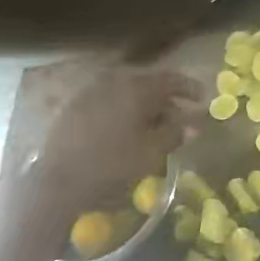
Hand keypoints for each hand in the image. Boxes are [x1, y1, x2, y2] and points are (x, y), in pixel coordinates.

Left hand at [24, 66, 200, 226]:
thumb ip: (174, 134)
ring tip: (152, 124)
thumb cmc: (111, 166)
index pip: (171, 79)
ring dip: (143, 104)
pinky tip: (125, 127)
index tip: (202, 99)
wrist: (58, 181)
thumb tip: (194, 124)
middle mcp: (114, 81)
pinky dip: (122, 108)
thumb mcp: (150, 153)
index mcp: (136, 88)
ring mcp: (91, 91)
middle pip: (148, 83)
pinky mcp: (75, 105)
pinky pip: (108, 99)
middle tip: (178, 116)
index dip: (189, 88)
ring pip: (126, 91)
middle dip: (166, 98)